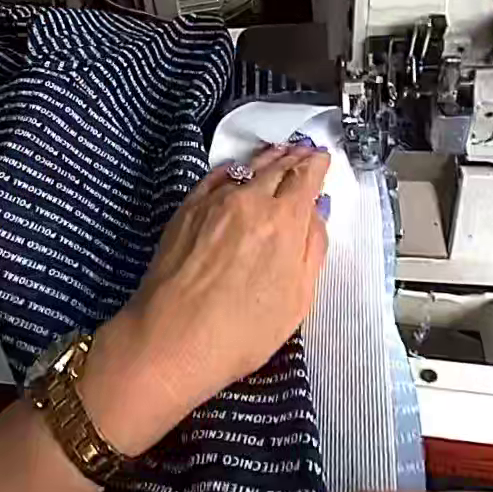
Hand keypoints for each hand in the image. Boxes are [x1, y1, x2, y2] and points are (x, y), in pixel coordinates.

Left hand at [80, 141, 328, 454]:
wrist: (170, 340)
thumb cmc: (240, 332)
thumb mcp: (297, 300)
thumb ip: (313, 250)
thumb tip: (317, 214)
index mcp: (284, 221)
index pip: (306, 177)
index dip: (317, 165)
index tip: (322, 159)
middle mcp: (250, 201)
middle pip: (278, 167)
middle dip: (296, 158)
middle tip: (305, 152)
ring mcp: (215, 202)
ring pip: (248, 168)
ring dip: (268, 159)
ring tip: (279, 153)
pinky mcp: (187, 210)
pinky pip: (216, 177)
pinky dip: (234, 169)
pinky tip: (239, 169)